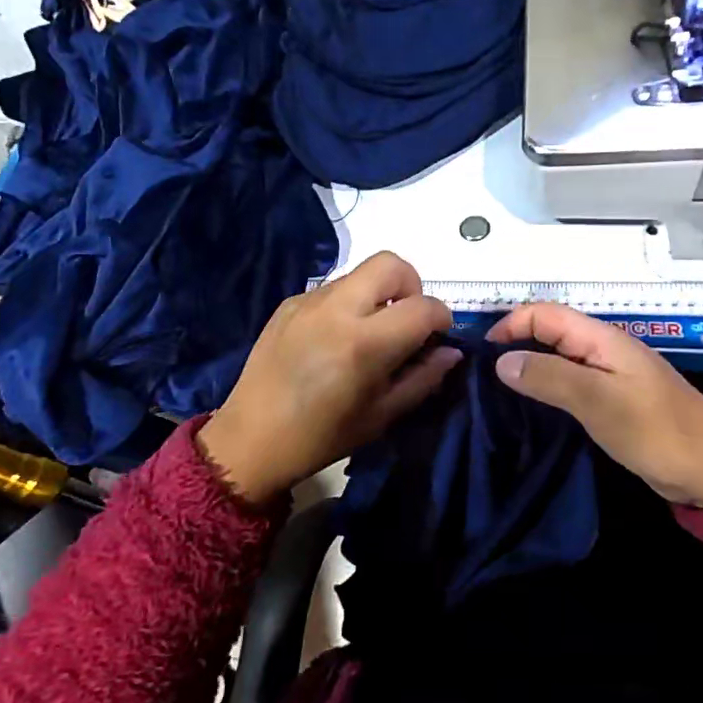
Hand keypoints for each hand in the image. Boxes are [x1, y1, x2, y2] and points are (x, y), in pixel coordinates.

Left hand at [199, 252, 462, 502]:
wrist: (252, 438)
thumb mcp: (382, 415)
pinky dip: (347, 303)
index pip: (423, 307)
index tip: (437, 337)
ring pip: (360, 274)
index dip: (441, 319)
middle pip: (391, 264)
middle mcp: (337, 309)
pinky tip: (335, 338)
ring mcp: (308, 301)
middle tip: (406, 320)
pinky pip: (332, 288)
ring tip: (369, 332)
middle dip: (411, 286)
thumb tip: (450, 352)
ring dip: (377, 294)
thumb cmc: (322, 436)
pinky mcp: (288, 303)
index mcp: (364, 343)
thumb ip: (423, 378)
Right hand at [488, 303, 702, 506]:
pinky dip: (543, 388)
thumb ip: (550, 377)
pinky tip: (527, 407)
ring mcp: (605, 375)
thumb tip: (502, 361)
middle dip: (513, 344)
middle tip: (481, 376)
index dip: (510, 325)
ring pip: (555, 359)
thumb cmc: (656, 430)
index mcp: (600, 338)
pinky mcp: (608, 399)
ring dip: (526, 367)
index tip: (483, 355)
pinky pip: (566, 383)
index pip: (544, 314)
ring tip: (495, 392)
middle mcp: (600, 349)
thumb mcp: (599, 401)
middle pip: (546, 333)